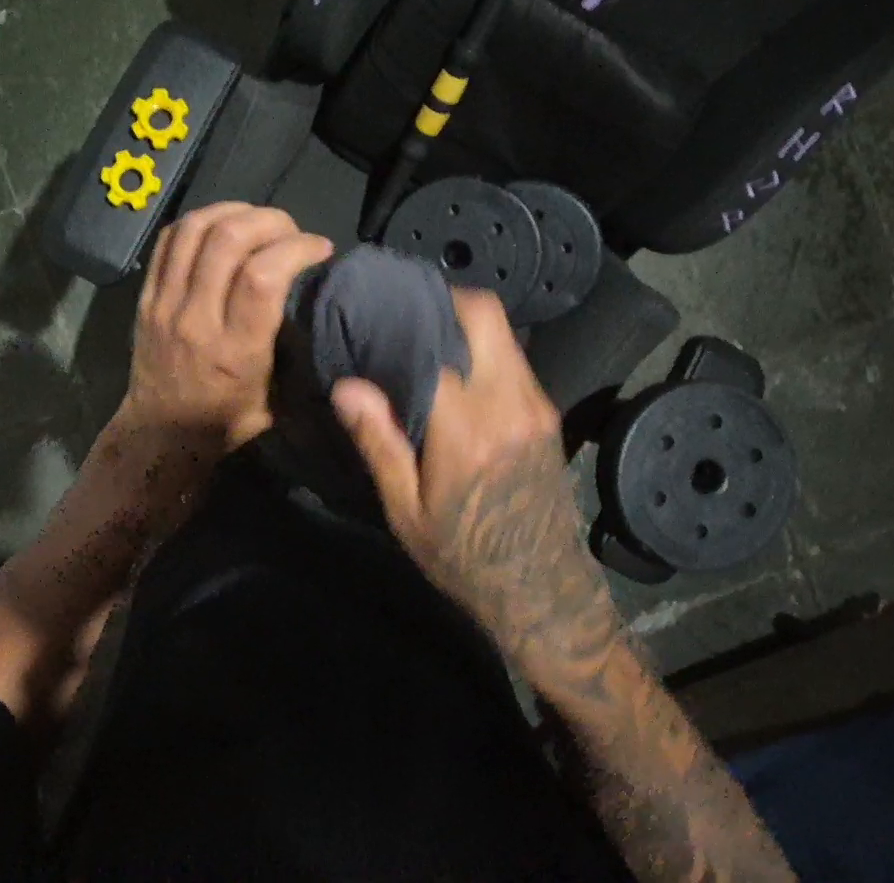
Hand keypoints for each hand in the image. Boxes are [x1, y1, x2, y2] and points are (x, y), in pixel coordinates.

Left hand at [114, 203, 332, 452]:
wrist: (160, 434)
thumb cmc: (225, 420)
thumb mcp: (275, 399)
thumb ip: (294, 351)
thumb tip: (324, 302)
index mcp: (235, 350)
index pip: (262, 276)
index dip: (297, 247)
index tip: (318, 248)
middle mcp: (196, 320)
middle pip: (228, 239)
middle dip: (270, 220)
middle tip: (290, 231)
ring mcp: (165, 305)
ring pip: (194, 230)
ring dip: (233, 211)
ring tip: (258, 220)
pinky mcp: (146, 297)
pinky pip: (168, 241)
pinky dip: (198, 221)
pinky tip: (221, 225)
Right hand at [331, 290, 595, 629]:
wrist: (544, 593)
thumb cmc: (464, 558)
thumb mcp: (407, 511)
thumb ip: (379, 443)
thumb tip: (346, 386)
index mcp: (467, 427)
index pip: (436, 343)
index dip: (402, 320)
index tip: (371, 313)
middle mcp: (509, 403)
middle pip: (485, 316)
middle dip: (445, 301)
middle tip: (405, 314)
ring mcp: (536, 405)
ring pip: (504, 334)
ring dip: (464, 326)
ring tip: (423, 339)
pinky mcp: (547, 415)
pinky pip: (514, 361)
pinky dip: (483, 350)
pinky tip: (454, 372)